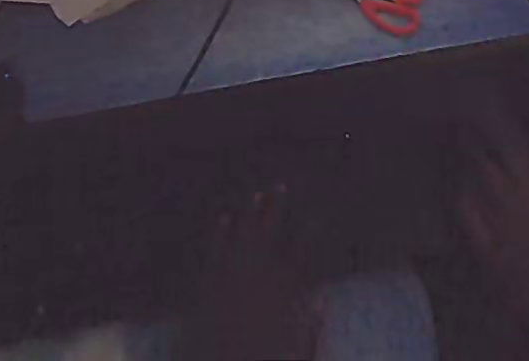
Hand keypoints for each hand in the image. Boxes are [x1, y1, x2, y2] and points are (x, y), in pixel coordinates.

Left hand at [180, 184, 316, 360]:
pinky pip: (214, 256)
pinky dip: (220, 235)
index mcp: (276, 301)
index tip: (317, 214)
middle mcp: (251, 284)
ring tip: (258, 193)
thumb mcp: (292, 355)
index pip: (296, 258)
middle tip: (282, 185)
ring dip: (249, 216)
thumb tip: (322, 300)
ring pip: (240, 240)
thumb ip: (309, 331)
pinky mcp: (206, 291)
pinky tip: (225, 216)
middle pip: (266, 239)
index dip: (307, 235)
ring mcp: (227, 284)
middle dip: (276, 210)